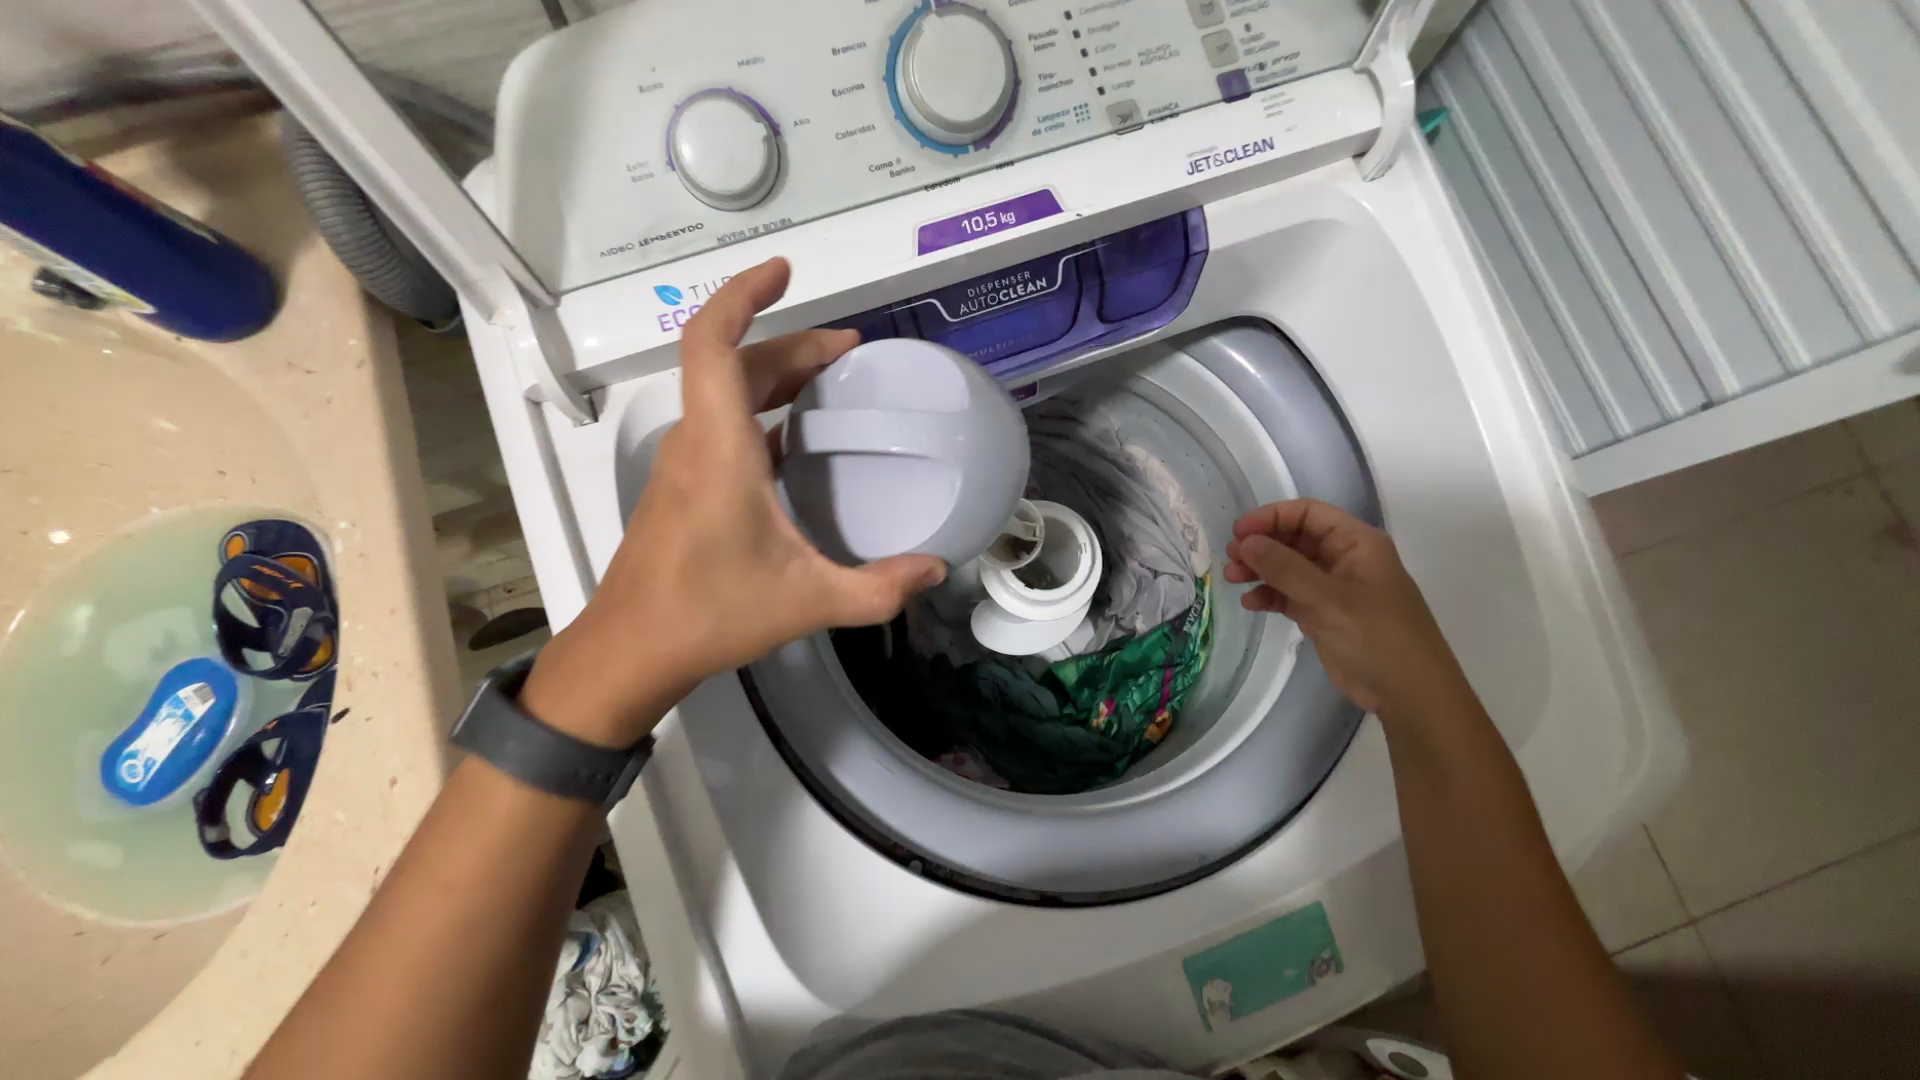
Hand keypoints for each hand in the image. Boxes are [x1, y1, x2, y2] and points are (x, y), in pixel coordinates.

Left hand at [519, 259, 946, 746]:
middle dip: (793, 345)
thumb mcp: (807, 602)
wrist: (631, 651)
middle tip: (853, 352)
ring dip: (776, 378)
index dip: (743, 295)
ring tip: (833, 385)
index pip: (714, 344)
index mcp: (719, 449)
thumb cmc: (710, 614)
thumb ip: (878, 588)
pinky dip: (762, 415)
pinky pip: (722, 427)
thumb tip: (935, 570)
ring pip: (725, 395)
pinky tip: (799, 444)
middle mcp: (696, 443)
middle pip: (734, 364)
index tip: (785, 272)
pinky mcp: (683, 489)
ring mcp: (684, 466)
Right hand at [1224, 499, 1464, 713]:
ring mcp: (1333, 588)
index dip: (1272, 517)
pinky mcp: (1324, 614)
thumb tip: (1246, 542)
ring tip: (1232, 580)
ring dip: (1259, 570)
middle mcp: (1344, 559)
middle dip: (1261, 545)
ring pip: (1288, 567)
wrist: (1409, 692)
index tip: (1239, 533)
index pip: (1308, 514)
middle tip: (1231, 559)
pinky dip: (1269, 596)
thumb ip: (1285, 568)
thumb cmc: (1377, 636)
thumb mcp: (1328, 599)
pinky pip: (1290, 595)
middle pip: (1294, 538)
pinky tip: (1251, 604)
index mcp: (1356, 543)